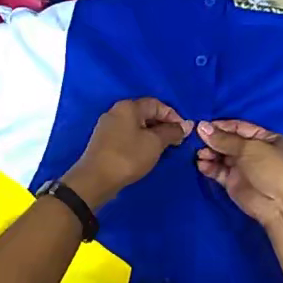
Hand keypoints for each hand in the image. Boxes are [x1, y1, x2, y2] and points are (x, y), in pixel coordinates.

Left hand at [62, 98, 192, 208]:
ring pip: (136, 125)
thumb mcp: (155, 143)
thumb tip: (187, 125)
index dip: (173, 116)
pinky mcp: (104, 141)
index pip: (156, 104)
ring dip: (152, 134)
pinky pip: (127, 135)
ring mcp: (107, 126)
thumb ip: (171, 132)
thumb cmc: (128, 156)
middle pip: (145, 113)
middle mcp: (116, 111)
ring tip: (164, 149)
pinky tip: (146, 153)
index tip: (184, 132)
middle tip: (176, 142)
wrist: (95, 179)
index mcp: (128, 107)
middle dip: (163, 125)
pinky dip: (140, 141)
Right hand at [195, 119, 282, 228]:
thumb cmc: (273, 169)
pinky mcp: (234, 184)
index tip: (201, 126)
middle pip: (228, 142)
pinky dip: (209, 168)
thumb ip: (224, 139)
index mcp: (264, 138)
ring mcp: (243, 168)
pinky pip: (219, 172)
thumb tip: (201, 126)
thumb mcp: (250, 148)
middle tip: (197, 141)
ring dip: (209, 154)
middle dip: (212, 141)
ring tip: (200, 155)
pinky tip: (202, 165)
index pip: (238, 127)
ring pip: (221, 157)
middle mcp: (254, 152)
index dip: (220, 126)